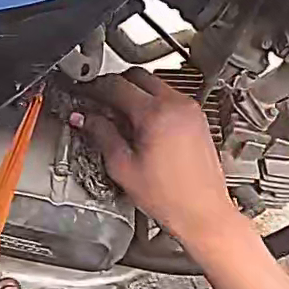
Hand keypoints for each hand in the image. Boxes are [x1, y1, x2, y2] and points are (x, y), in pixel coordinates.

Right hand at [72, 69, 241, 242]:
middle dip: (114, 85)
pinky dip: (152, 102)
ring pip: (155, 84)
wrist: (203, 212)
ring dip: (134, 92)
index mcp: (155, 114)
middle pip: (137, 76)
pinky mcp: (197, 118)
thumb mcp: (123, 167)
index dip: (94, 88)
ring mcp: (190, 110)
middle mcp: (177, 105)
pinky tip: (141, 124)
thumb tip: (85, 118)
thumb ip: (102, 135)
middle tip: (98, 101)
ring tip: (118, 116)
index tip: (84, 94)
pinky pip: (170, 97)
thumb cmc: (169, 197)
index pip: (116, 85)